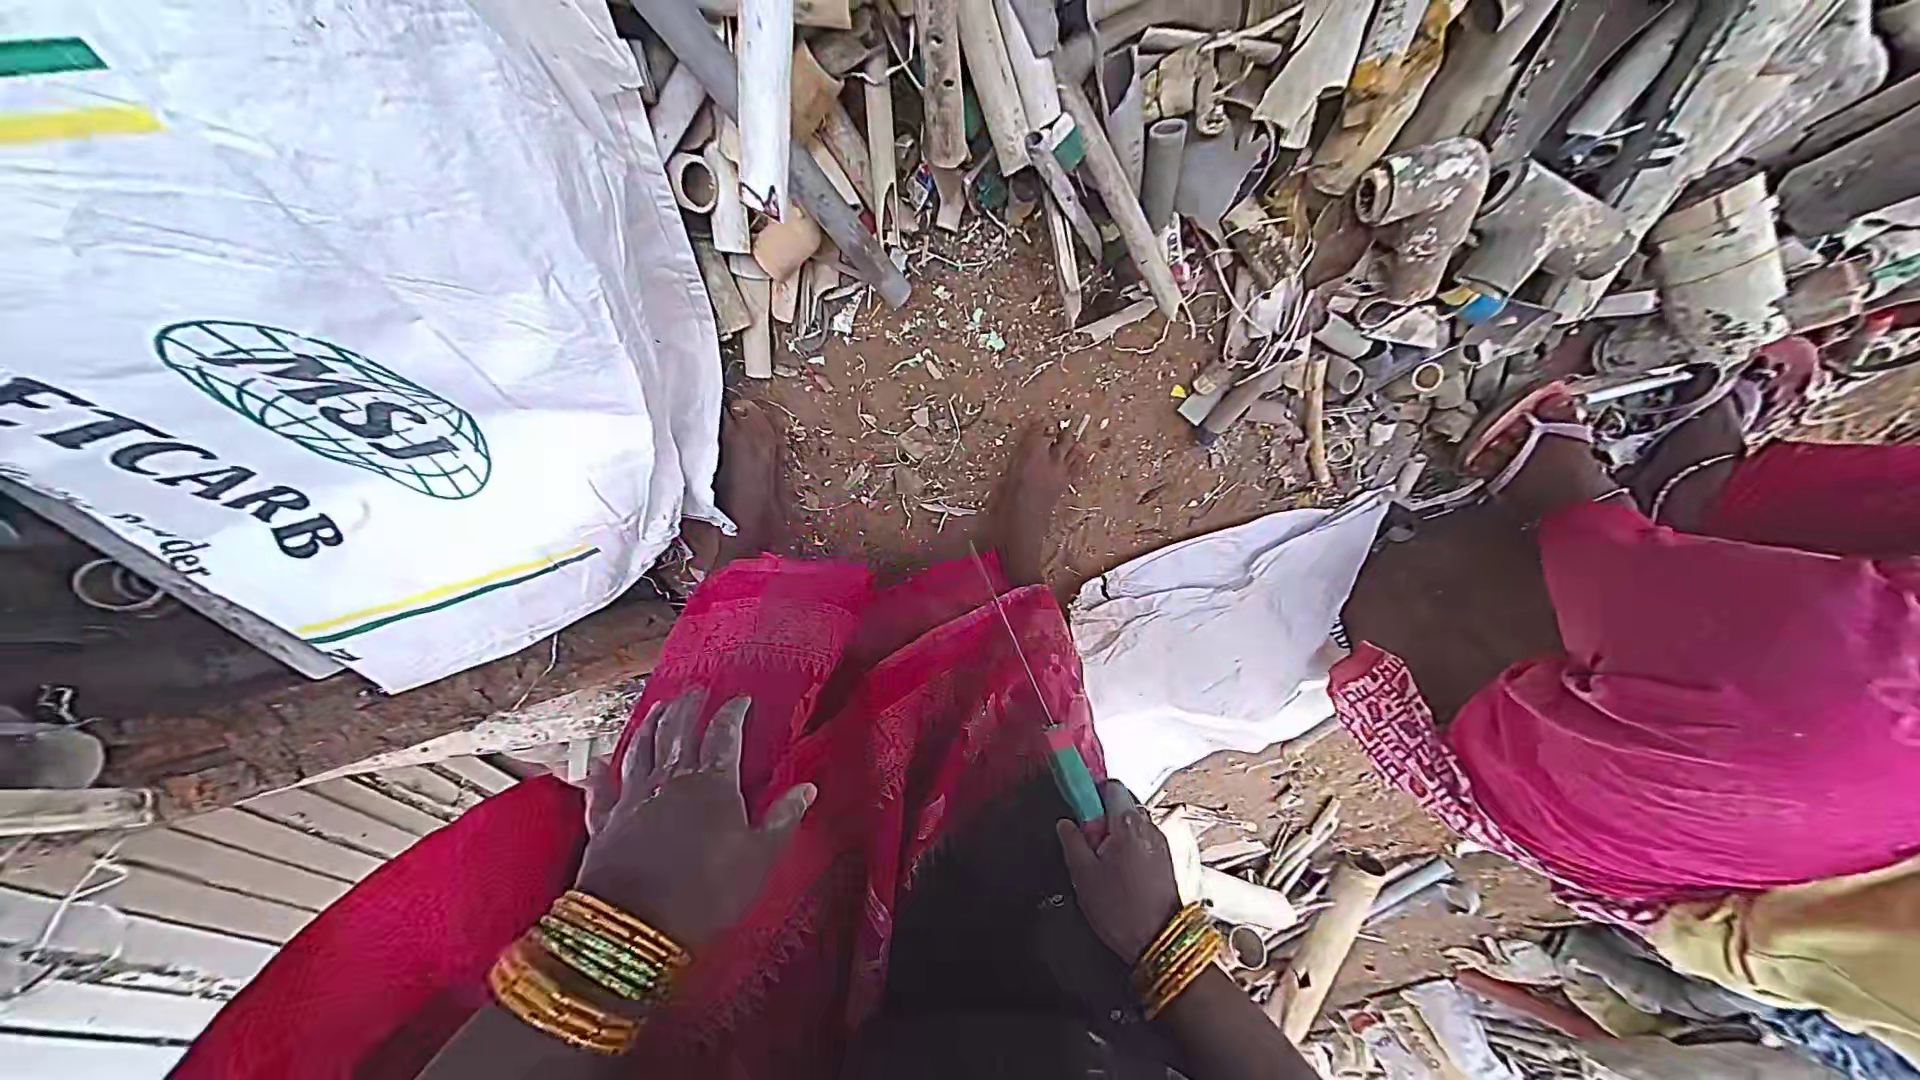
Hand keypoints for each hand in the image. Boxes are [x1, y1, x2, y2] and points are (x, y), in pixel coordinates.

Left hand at [575, 689, 814, 946]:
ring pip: (641, 749)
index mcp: (713, 782)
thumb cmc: (708, 891)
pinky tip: (598, 761)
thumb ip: (783, 818)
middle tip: (694, 689)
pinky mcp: (605, 823)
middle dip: (687, 706)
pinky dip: (600, 774)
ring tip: (656, 706)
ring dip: (649, 724)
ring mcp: (634, 798)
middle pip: (678, 730)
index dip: (733, 713)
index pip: (725, 734)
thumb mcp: (759, 857)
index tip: (741, 699)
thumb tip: (808, 787)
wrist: (635, 927)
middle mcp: (672, 779)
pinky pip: (601, 791)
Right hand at [1055, 780, 1181, 962]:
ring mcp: (1161, 843)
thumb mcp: (1084, 875)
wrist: (1161, 945)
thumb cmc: (1121, 910)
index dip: (1092, 793)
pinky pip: (1143, 840)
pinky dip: (1130, 848)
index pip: (1110, 786)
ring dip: (1116, 834)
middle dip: (1102, 818)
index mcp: (1127, 823)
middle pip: (1122, 804)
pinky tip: (1121, 875)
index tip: (1080, 812)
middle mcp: (1149, 826)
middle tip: (1089, 845)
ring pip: (1132, 824)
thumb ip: (1072, 841)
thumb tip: (1066, 823)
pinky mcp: (1167, 860)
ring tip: (1105, 865)